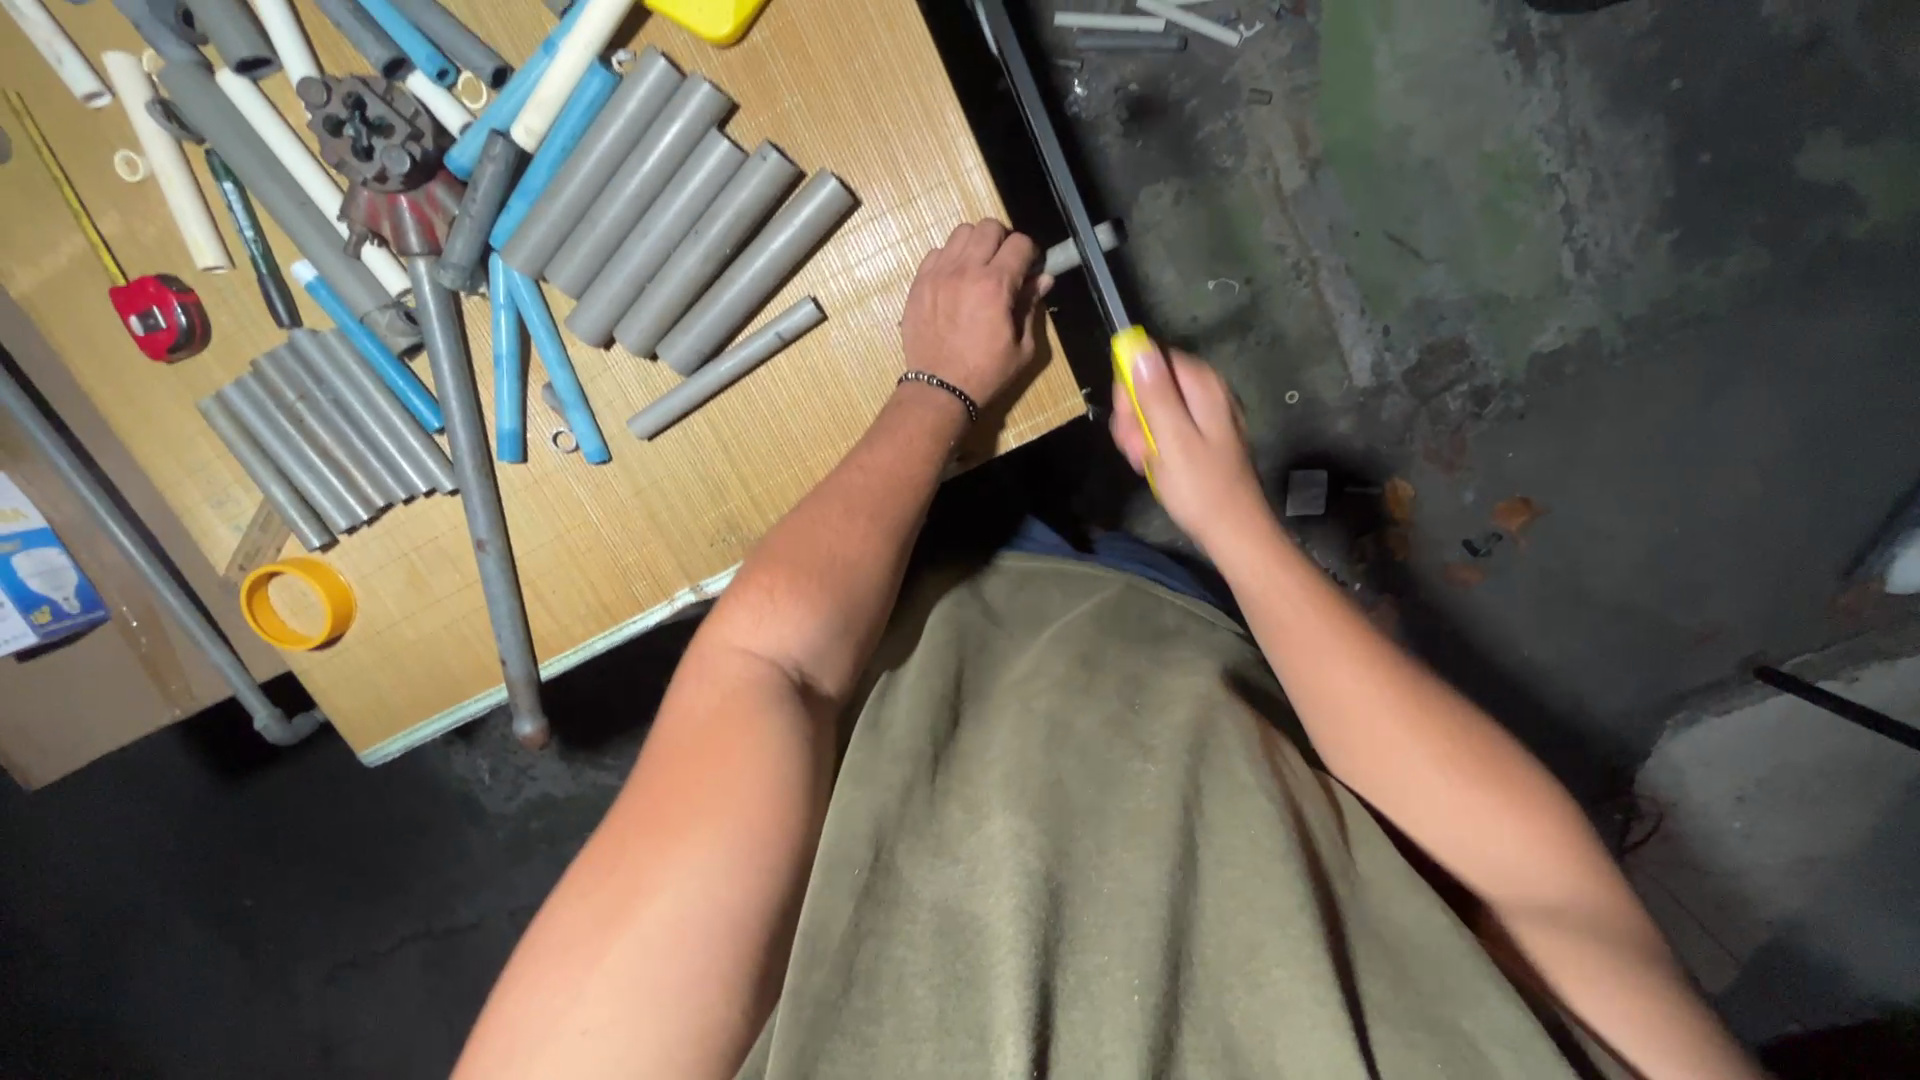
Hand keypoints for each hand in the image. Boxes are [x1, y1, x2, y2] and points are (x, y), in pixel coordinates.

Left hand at [901, 220, 1051, 408]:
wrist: (939, 389)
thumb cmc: (986, 374)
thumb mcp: (1022, 347)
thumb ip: (1031, 307)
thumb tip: (1043, 279)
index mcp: (995, 285)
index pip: (1020, 243)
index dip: (1030, 254)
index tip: (1028, 270)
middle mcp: (966, 271)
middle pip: (989, 227)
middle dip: (1003, 242)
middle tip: (1004, 266)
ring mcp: (938, 274)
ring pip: (960, 233)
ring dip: (975, 245)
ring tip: (977, 269)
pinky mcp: (919, 283)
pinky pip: (936, 252)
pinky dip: (949, 258)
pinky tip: (954, 280)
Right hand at [1110, 345, 1270, 555]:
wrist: (1233, 532)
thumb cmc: (1201, 488)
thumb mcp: (1171, 439)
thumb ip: (1154, 393)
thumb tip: (1138, 348)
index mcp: (1204, 387)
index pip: (1155, 359)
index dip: (1132, 383)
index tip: (1126, 415)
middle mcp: (1208, 394)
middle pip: (1154, 383)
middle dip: (1135, 414)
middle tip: (1135, 447)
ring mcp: (1207, 418)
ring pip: (1156, 409)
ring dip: (1140, 434)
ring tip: (1145, 463)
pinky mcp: (1203, 440)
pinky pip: (1168, 429)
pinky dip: (1155, 446)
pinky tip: (1154, 468)